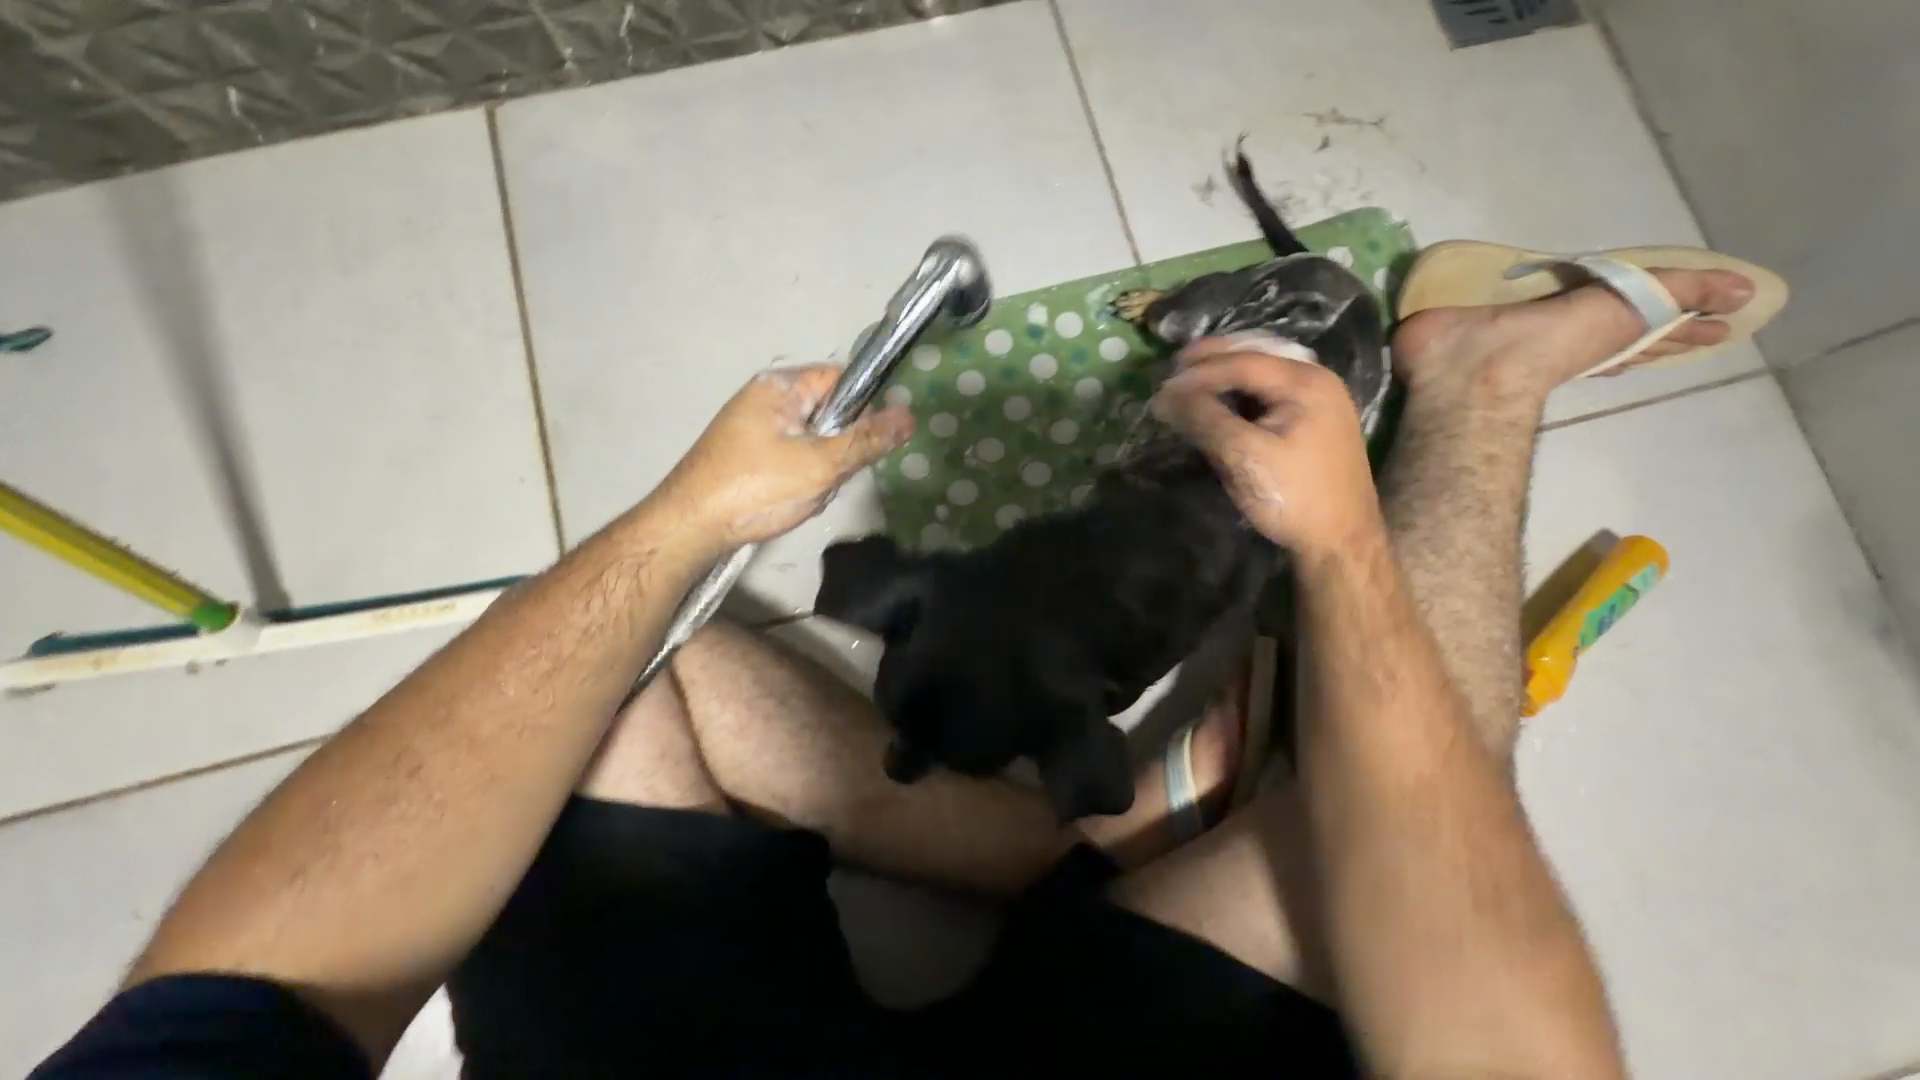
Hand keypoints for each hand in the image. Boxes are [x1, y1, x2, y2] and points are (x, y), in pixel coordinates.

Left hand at [658, 365, 913, 545]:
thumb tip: (909, 415)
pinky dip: (802, 480)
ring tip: (806, 491)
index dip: (867, 405)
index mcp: (780, 386)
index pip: (843, 378)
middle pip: (831, 412)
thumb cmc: (755, 488)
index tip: (876, 439)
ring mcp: (755, 428)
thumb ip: (867, 440)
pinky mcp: (749, 456)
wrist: (690, 528)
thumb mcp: (820, 465)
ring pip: (815, 441)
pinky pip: (794, 459)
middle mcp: (766, 398)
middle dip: (841, 447)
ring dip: (823, 469)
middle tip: (834, 474)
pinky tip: (791, 500)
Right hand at [1151, 335, 1382, 561]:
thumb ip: (1206, 420)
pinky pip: (1272, 391)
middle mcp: (1317, 380)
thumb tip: (1165, 396)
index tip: (1162, 386)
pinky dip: (1243, 389)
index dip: (1198, 371)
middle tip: (1174, 369)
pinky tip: (1223, 399)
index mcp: (1306, 383)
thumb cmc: (1294, 497)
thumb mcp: (1245, 457)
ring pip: (1264, 372)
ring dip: (1227, 373)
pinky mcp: (1315, 420)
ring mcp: (1320, 399)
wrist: (1343, 540)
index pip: (1242, 361)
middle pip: (1256, 355)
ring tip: (1192, 382)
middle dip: (1212, 360)